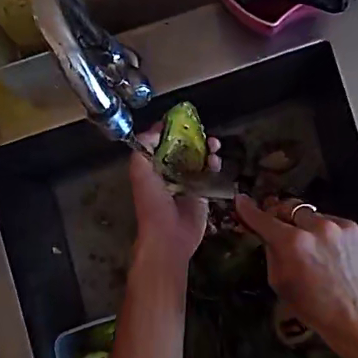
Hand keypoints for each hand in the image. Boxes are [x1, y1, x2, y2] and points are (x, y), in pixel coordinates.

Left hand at [128, 127, 221, 266]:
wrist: (169, 236)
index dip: (172, 131)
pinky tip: (216, 161)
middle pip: (184, 149)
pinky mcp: (202, 193)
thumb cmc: (152, 205)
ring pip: (199, 159)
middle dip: (194, 138)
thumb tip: (153, 130)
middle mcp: (171, 173)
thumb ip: (142, 151)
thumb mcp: (140, 175)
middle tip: (202, 131)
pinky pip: (210, 175)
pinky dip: (214, 165)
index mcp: (153, 168)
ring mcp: (188, 183)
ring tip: (214, 145)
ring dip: (207, 149)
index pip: (163, 143)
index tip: (183, 120)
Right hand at [234, 196, 357, 357]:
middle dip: (286, 220)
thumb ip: (272, 253)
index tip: (243, 202)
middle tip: (287, 234)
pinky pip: (341, 226)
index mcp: (293, 243)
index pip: (264, 218)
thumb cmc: (320, 309)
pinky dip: (335, 237)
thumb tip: (268, 236)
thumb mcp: (281, 284)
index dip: (249, 210)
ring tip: (320, 255)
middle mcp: (319, 228)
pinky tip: (338, 258)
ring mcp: (343, 228)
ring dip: (313, 230)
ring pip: (318, 217)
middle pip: (292, 210)